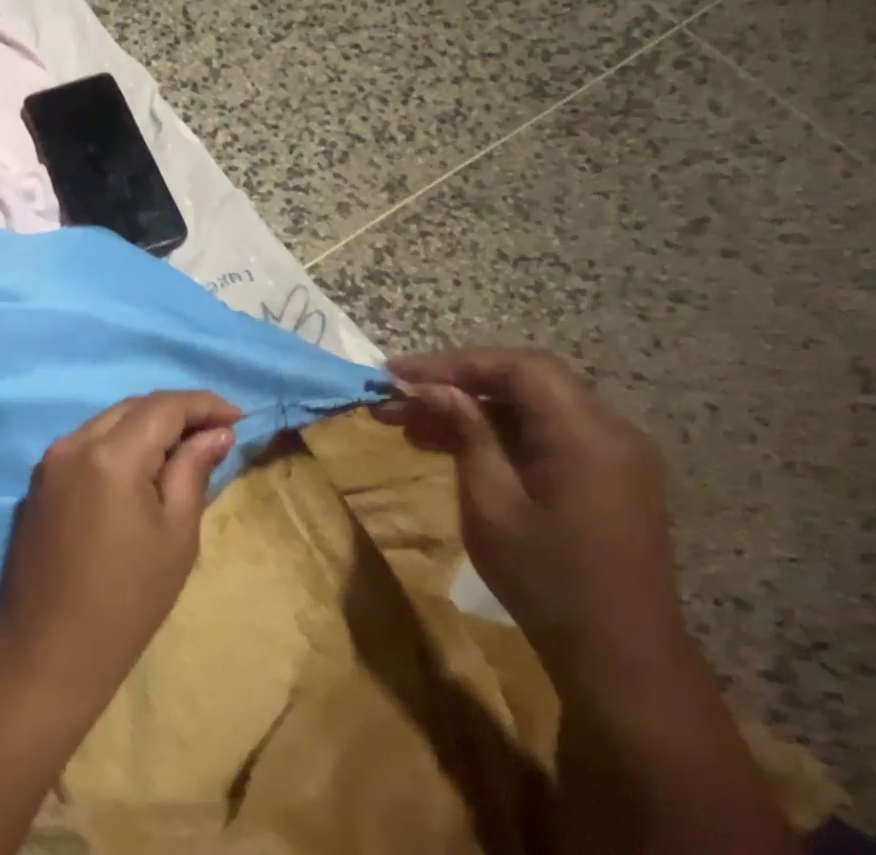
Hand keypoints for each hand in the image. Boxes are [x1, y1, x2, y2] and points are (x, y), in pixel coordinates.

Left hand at [0, 391, 241, 708]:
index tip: (239, 417)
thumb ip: (192, 472)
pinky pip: (83, 446)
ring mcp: (47, 463)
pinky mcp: (37, 483)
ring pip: (104, 423)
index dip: (203, 404)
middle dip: (175, 412)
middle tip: (216, 433)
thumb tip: (214, 432)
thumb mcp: (175, 535)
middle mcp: (71, 444)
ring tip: (184, 450)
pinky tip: (141, 468)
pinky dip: (116, 445)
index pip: (162, 406)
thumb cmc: (127, 599)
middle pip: (130, 408)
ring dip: (144, 427)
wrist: (48, 647)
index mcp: (108, 454)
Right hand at [382, 348, 690, 689]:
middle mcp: (610, 432)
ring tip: (409, 424)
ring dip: (472, 408)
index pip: (519, 368)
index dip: (452, 362)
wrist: (620, 650)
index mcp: (586, 435)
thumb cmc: (546, 579)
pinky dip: (498, 432)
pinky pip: (548, 435)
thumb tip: (434, 389)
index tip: (394, 373)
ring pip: (535, 408)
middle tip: (393, 399)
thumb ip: (467, 436)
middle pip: (528, 381)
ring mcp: (615, 455)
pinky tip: (452, 447)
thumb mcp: (491, 504)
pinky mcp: (607, 477)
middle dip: (456, 383)